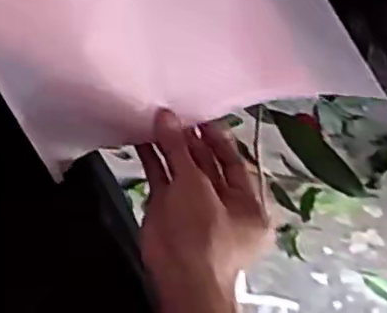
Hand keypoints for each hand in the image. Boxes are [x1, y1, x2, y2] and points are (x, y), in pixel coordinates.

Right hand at [136, 109, 271, 312]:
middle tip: (169, 110)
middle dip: (187, 138)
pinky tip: (139, 135)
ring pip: (180, 167)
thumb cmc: (203, 234)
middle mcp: (222, 204)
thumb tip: (166, 115)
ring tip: (151, 116)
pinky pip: (161, 176)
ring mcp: (193, 206)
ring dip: (166, 144)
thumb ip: (178, 147)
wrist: (179, 277)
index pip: (233, 162)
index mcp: (247, 205)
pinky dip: (151, 157)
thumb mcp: (195, 185)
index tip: (197, 112)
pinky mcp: (169, 208)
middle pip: (204, 162)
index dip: (215, 136)